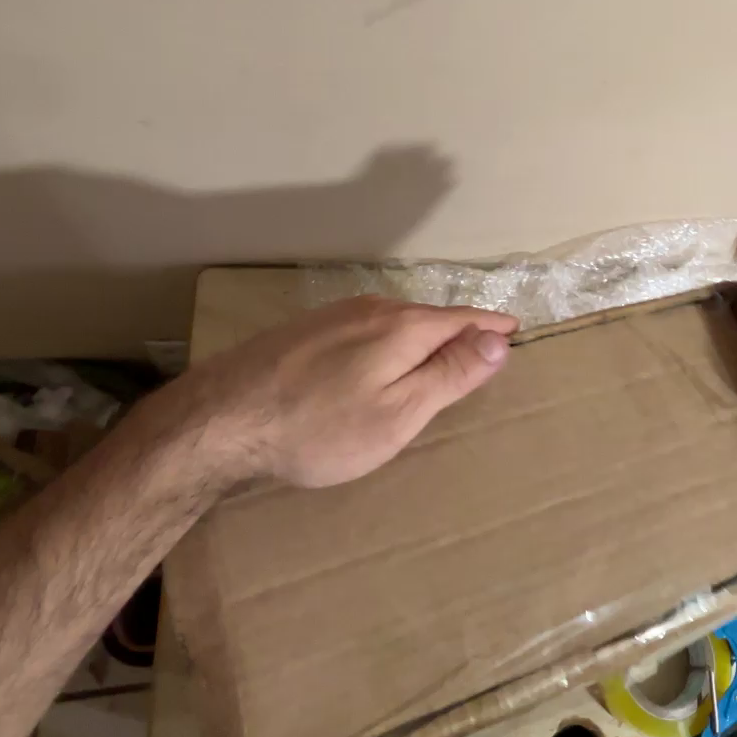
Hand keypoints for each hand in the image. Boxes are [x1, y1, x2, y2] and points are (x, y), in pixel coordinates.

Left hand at [185, 297, 517, 487]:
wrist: (221, 419)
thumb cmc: (320, 428)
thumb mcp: (399, 412)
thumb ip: (450, 373)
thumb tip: (498, 339)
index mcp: (405, 328)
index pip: (465, 320)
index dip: (492, 327)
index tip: (516, 330)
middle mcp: (375, 309)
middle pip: (432, 318)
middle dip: (461, 331)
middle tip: (486, 349)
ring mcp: (337, 315)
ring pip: (399, 322)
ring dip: (426, 337)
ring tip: (441, 355)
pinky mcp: (308, 329)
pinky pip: (369, 329)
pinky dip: (392, 343)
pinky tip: (382, 361)